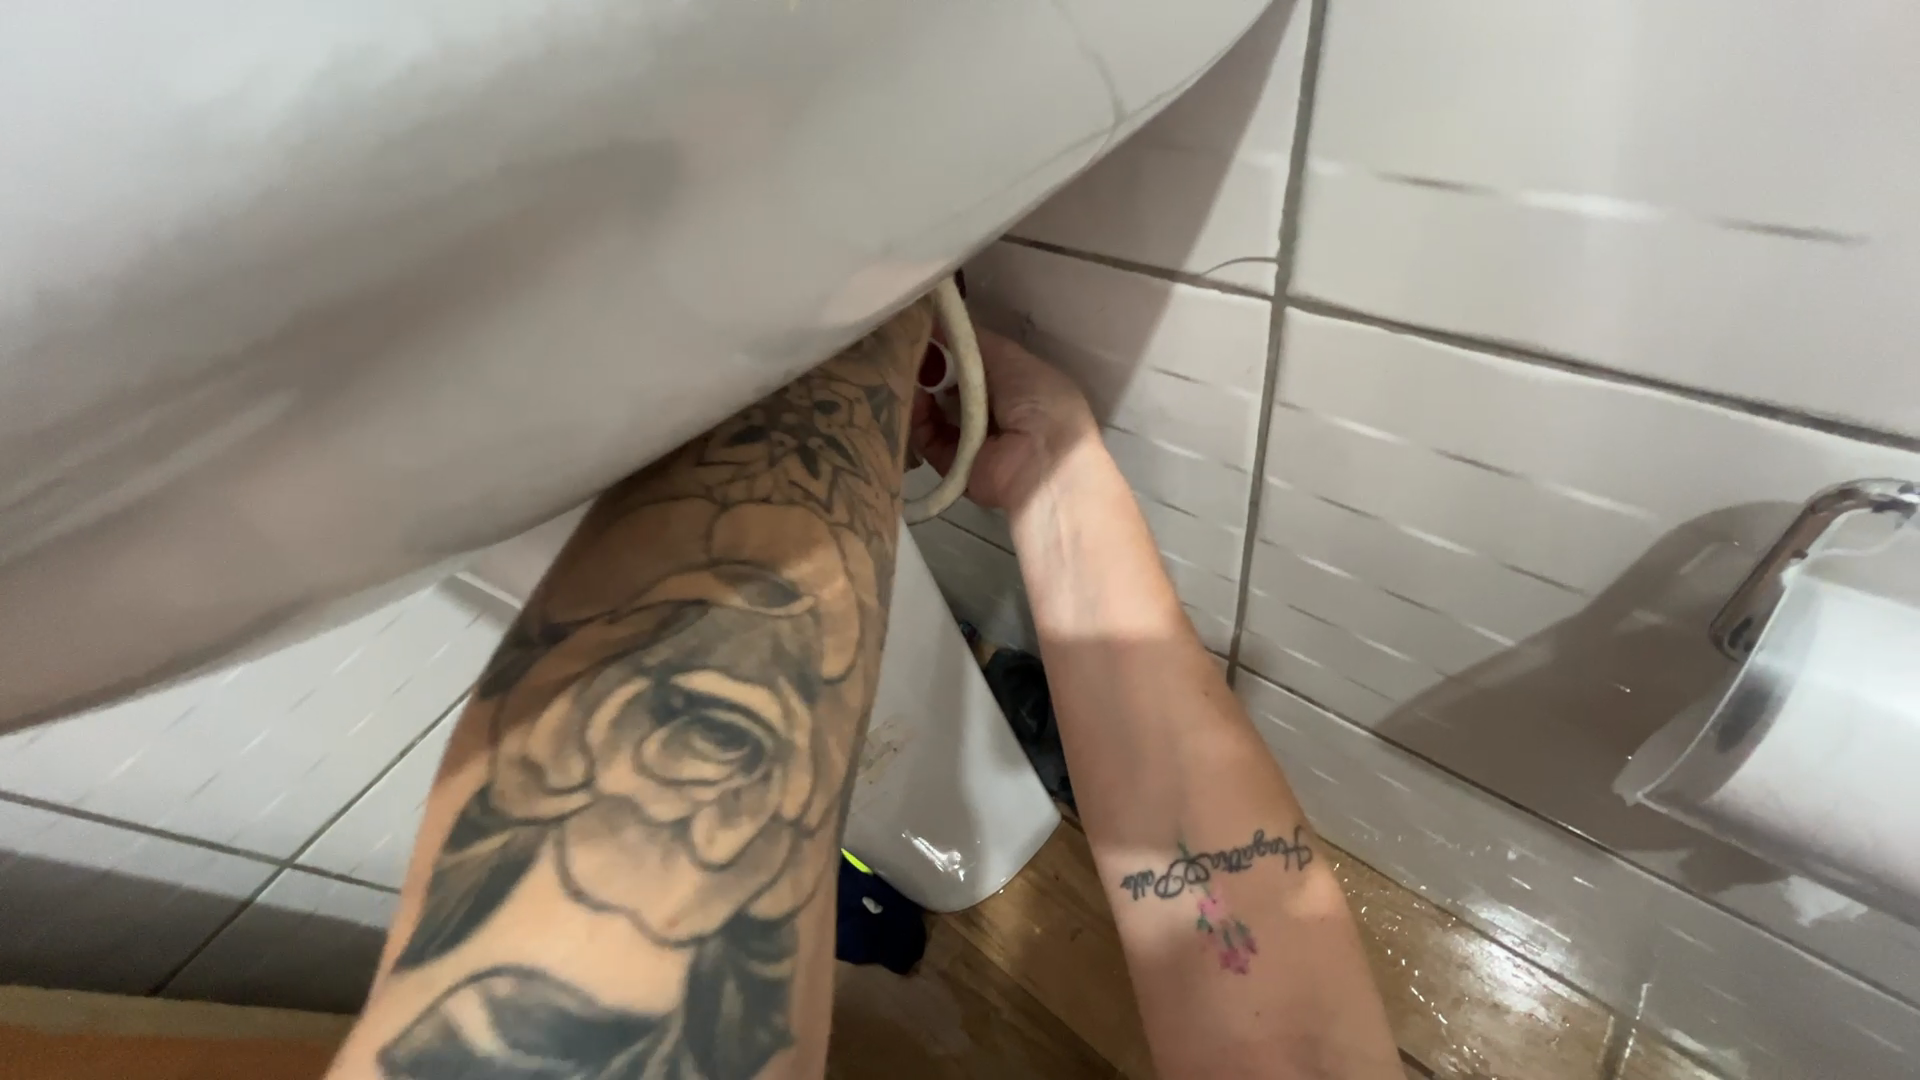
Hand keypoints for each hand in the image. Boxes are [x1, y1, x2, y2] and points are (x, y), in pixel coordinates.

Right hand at [911, 329, 1098, 517]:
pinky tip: (915, 401)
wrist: (1045, 463)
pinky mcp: (952, 465)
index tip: (925, 330)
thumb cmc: (1040, 403)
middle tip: (908, 350)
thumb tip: (939, 320)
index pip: (973, 364)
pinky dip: (918, 420)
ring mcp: (971, 442)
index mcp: (1015, 387)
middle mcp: (993, 414)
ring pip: (934, 412)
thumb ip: (975, 341)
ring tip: (905, 374)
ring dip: (919, 392)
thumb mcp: (1013, 359)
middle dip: (929, 368)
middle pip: (950, 387)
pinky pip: (928, 439)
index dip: (950, 348)